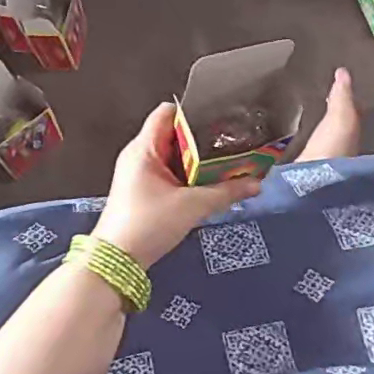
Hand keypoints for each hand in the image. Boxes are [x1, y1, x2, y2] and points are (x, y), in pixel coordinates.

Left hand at [91, 102, 261, 267]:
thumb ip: (226, 192)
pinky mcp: (143, 191)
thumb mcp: (192, 206)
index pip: (167, 112)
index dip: (193, 112)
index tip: (219, 119)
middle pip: (174, 134)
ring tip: (225, 162)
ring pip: (173, 155)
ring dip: (197, 160)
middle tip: (230, 143)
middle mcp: (138, 156)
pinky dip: (187, 175)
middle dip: (202, 139)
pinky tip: (208, 183)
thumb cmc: (146, 225)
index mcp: (143, 148)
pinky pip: (169, 173)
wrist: (118, 261)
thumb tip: (255, 183)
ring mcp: (139, 174)